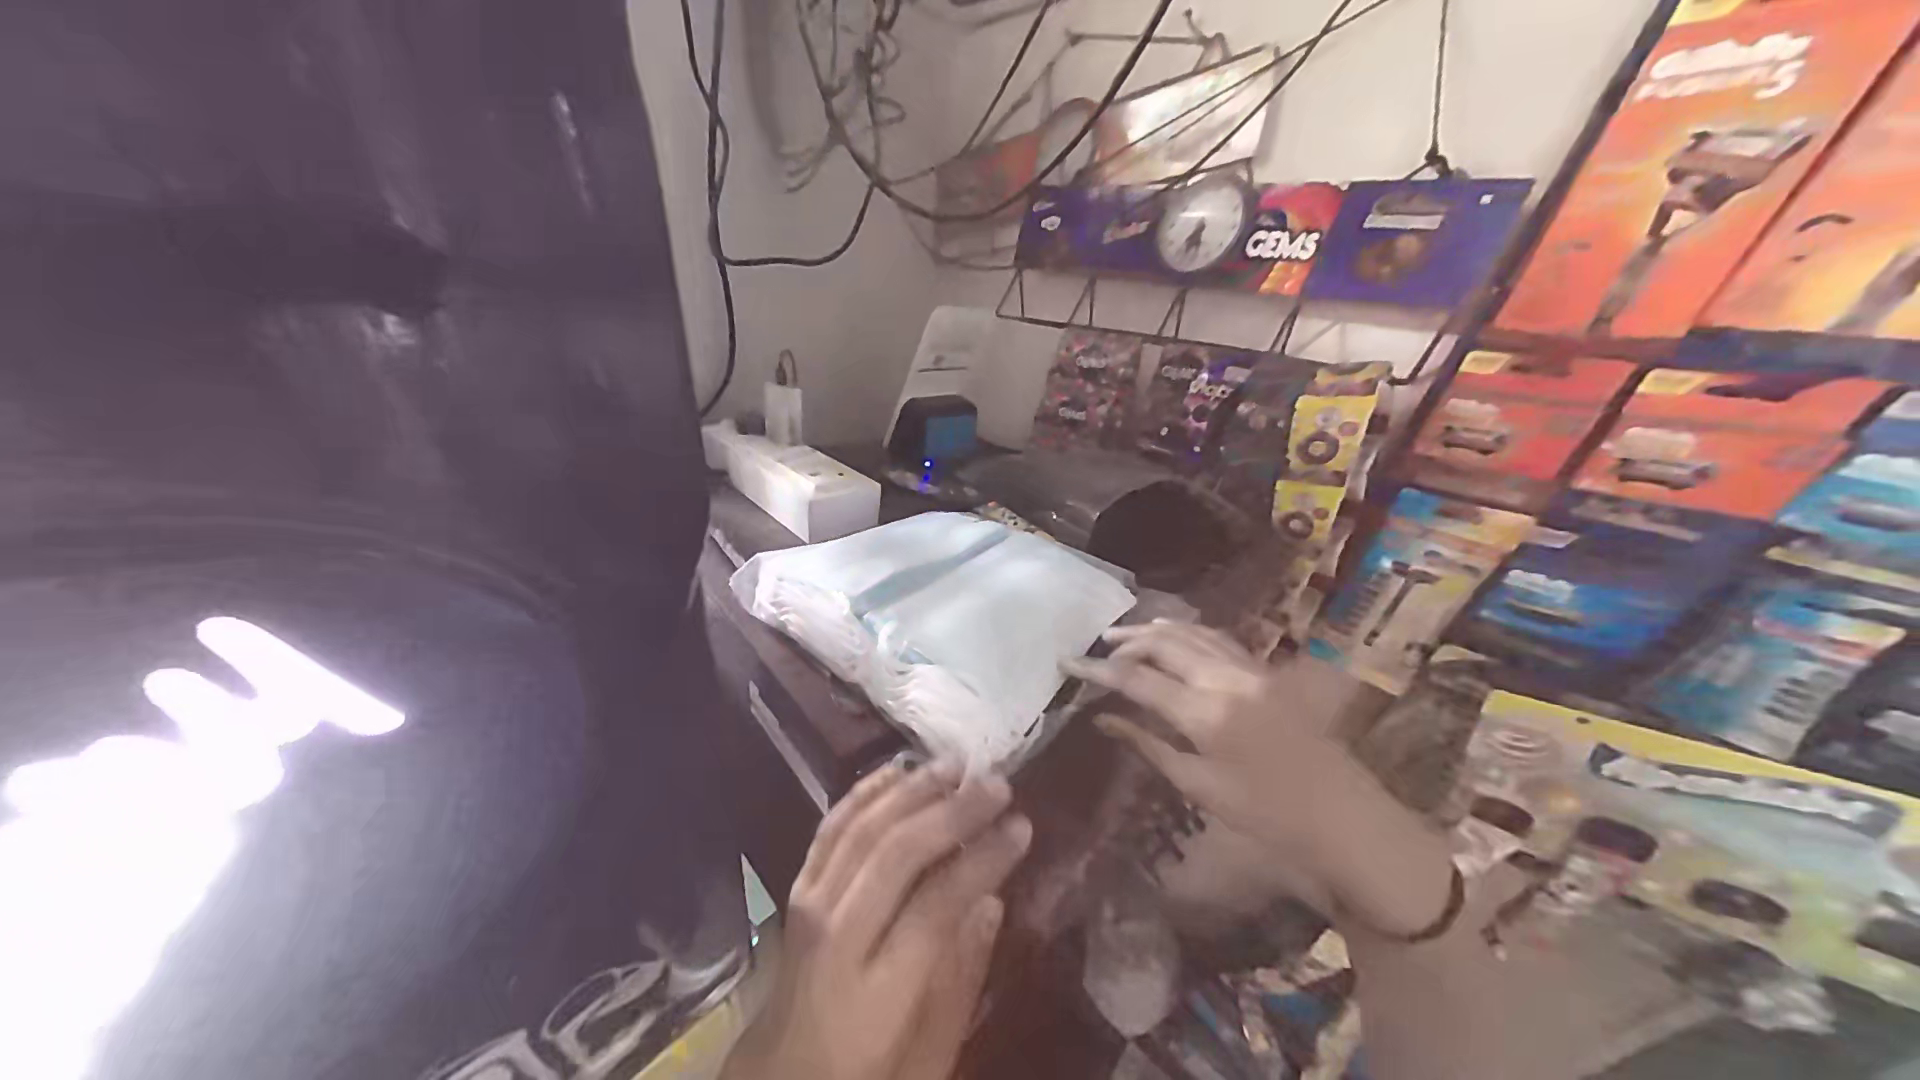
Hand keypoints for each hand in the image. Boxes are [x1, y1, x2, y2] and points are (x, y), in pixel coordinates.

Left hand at [721, 761, 1030, 1079]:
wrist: (780, 1076)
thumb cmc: (865, 1074)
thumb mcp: (928, 1058)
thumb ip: (960, 982)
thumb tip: (992, 900)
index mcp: (875, 992)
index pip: (936, 905)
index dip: (982, 859)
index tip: (1022, 826)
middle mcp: (836, 936)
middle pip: (896, 854)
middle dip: (952, 811)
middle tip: (997, 784)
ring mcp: (809, 905)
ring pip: (862, 828)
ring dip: (912, 790)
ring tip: (956, 766)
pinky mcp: (798, 888)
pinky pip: (831, 826)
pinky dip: (865, 792)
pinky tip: (896, 770)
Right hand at [1062, 622, 1452, 938]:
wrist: (1344, 819)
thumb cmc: (1267, 815)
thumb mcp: (1199, 786)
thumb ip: (1148, 744)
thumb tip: (1103, 719)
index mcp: (1204, 712)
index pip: (1137, 679)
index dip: (1097, 669)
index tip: (1067, 662)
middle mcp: (1225, 679)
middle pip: (1163, 643)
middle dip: (1125, 641)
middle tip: (1095, 648)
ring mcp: (1250, 669)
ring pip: (1191, 633)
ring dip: (1154, 630)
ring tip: (1123, 634)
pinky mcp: (1265, 671)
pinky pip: (1217, 638)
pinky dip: (1187, 632)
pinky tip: (1173, 634)